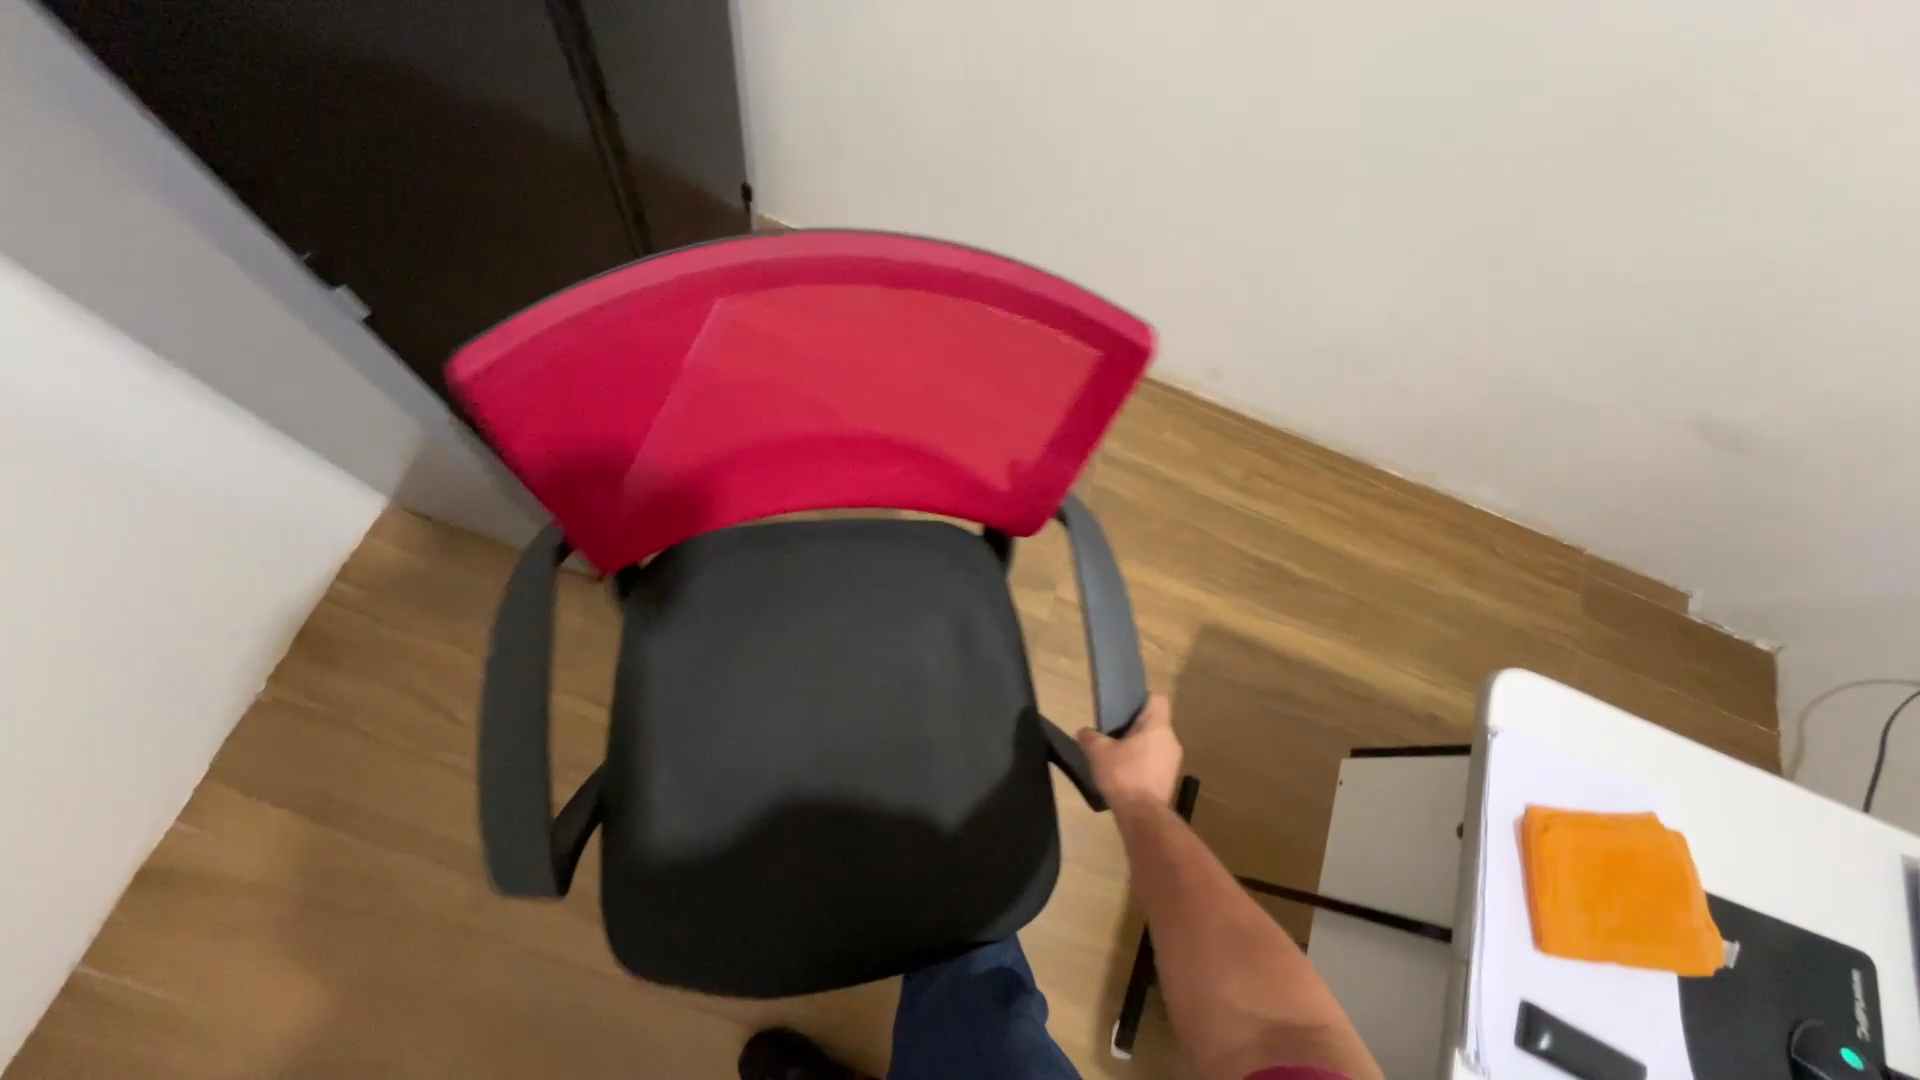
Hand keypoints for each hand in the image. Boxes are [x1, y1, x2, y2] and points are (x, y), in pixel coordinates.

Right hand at [1076, 695, 1181, 811]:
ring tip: (1117, 758)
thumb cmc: (1123, 775)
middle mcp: (1171, 740)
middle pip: (1154, 723)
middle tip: (1113, 735)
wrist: (1142, 815)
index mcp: (1158, 726)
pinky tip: (1125, 776)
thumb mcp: (1098, 752)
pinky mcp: (1171, 780)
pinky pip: (1156, 763)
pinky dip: (1143, 765)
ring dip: (1139, 748)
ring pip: (1156, 744)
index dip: (1140, 700)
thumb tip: (1084, 732)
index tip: (1123, 710)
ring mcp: (1173, 761)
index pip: (1157, 699)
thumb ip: (1089, 737)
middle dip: (1135, 727)